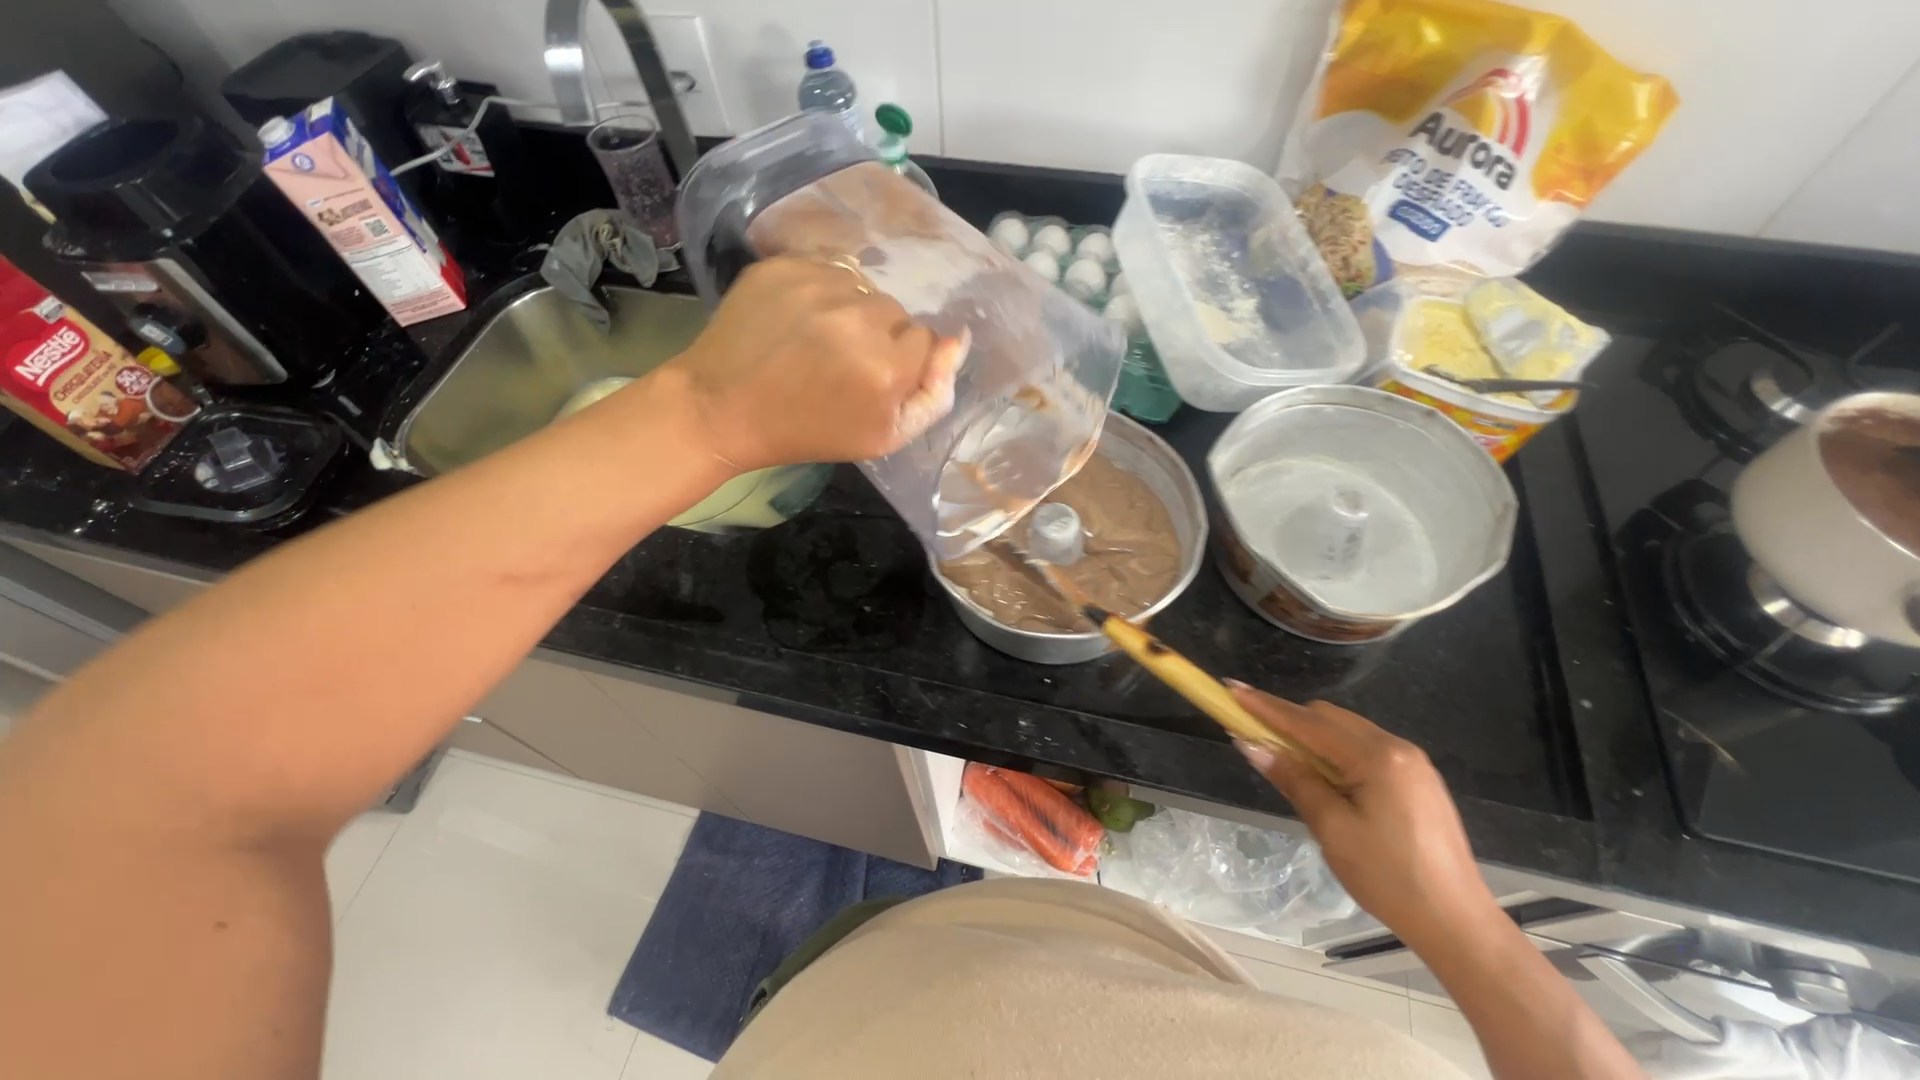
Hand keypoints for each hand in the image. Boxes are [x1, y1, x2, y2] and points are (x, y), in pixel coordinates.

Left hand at [660, 256, 968, 471]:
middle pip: (896, 312)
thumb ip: (933, 396)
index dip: (901, 363)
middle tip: (840, 365)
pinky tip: (796, 321)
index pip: (926, 340)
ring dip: (850, 311)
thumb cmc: (809, 431)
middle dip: (879, 335)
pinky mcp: (783, 265)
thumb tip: (957, 342)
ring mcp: (816, 284)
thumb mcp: (884, 438)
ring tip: (816, 342)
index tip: (870, 380)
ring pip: (863, 288)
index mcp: (885, 366)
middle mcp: (858, 316)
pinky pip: (826, 270)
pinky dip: (819, 292)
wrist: (722, 408)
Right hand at [1229, 685, 1499, 948]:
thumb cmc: (1388, 877)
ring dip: (1312, 738)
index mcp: (1377, 757)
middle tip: (1252, 734)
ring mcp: (1413, 763)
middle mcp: (1398, 747)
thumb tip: (1252, 744)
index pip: (1308, 722)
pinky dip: (1336, 753)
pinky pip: (1366, 750)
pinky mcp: (1418, 780)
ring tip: (1284, 760)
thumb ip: (1294, 779)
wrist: (1455, 920)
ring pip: (1348, 732)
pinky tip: (1324, 778)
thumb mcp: (1331, 829)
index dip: (1266, 707)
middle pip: (1329, 718)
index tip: (1232, 691)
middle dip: (1288, 721)